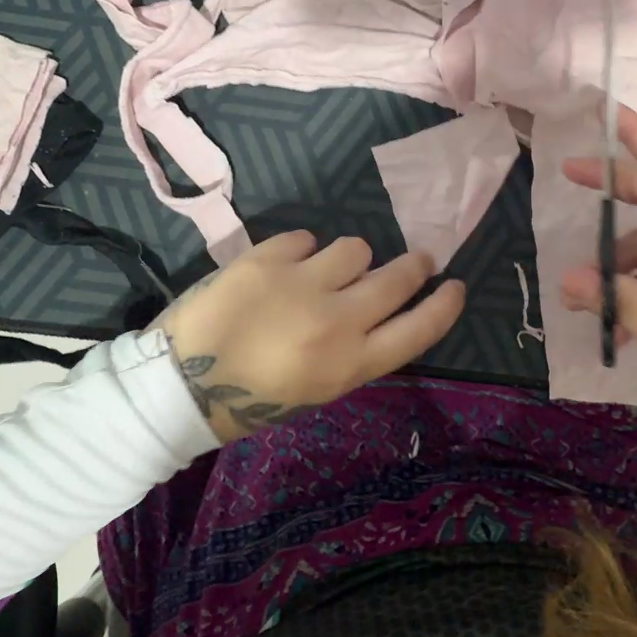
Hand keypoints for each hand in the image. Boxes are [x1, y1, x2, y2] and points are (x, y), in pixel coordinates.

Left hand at [150, 232, 464, 441]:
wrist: (181, 385)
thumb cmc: (254, 398)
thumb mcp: (319, 389)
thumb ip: (356, 350)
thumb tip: (379, 308)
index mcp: (351, 365)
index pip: (420, 329)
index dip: (444, 304)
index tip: (454, 285)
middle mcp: (336, 321)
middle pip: (397, 278)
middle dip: (413, 266)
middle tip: (413, 261)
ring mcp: (301, 285)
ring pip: (355, 248)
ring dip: (349, 259)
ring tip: (326, 272)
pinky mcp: (266, 259)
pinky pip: (307, 238)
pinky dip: (304, 251)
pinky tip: (287, 268)